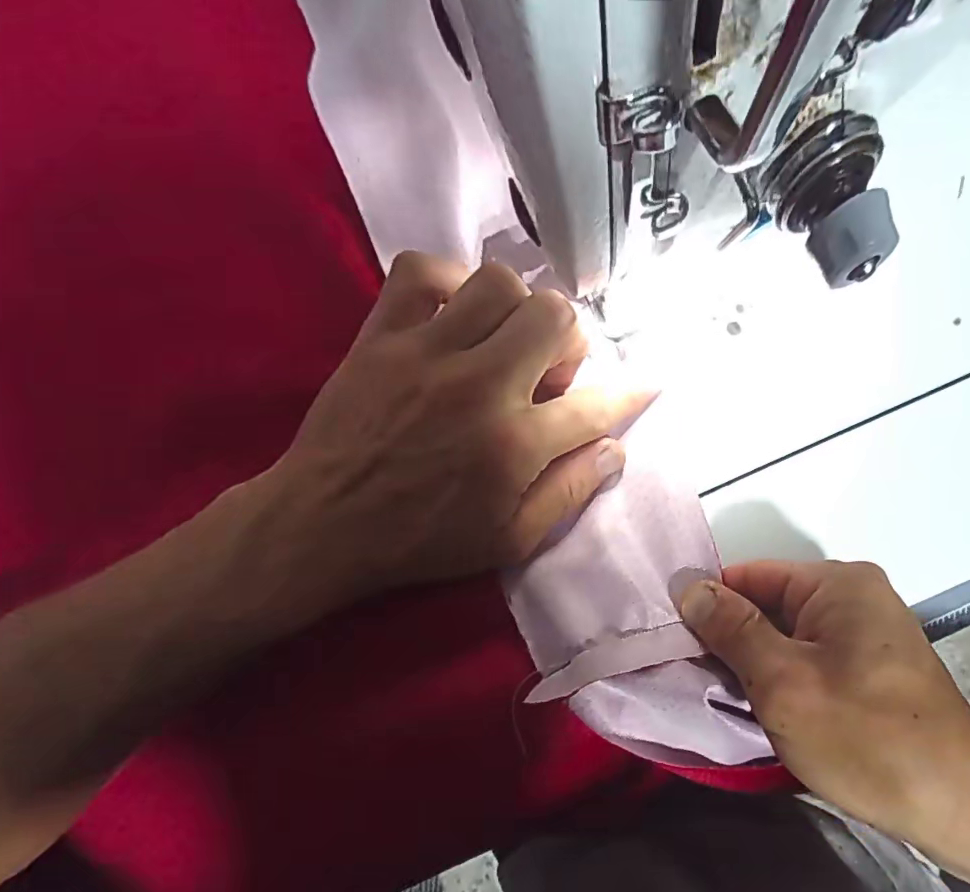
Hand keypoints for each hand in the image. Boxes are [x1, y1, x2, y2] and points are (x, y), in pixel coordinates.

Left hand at [261, 252, 652, 608]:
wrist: (325, 526)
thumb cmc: (421, 541)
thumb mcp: (508, 542)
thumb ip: (568, 493)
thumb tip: (614, 449)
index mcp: (515, 446)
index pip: (595, 405)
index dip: (629, 394)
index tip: (644, 384)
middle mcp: (479, 386)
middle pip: (554, 318)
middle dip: (567, 342)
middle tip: (546, 373)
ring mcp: (426, 353)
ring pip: (498, 282)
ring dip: (515, 308)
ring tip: (501, 341)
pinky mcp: (380, 336)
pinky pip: (420, 270)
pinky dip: (446, 281)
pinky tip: (452, 314)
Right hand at [674, 560, 969, 856]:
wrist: (961, 807)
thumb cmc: (866, 737)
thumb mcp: (782, 680)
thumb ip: (731, 629)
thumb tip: (688, 587)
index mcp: (837, 584)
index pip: (747, 577)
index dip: (705, 607)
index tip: (668, 644)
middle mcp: (853, 599)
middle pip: (765, 606)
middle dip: (725, 640)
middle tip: (684, 678)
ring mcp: (864, 637)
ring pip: (782, 640)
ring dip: (749, 667)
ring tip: (712, 698)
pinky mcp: (868, 673)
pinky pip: (806, 663)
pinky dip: (777, 683)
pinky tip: (753, 711)